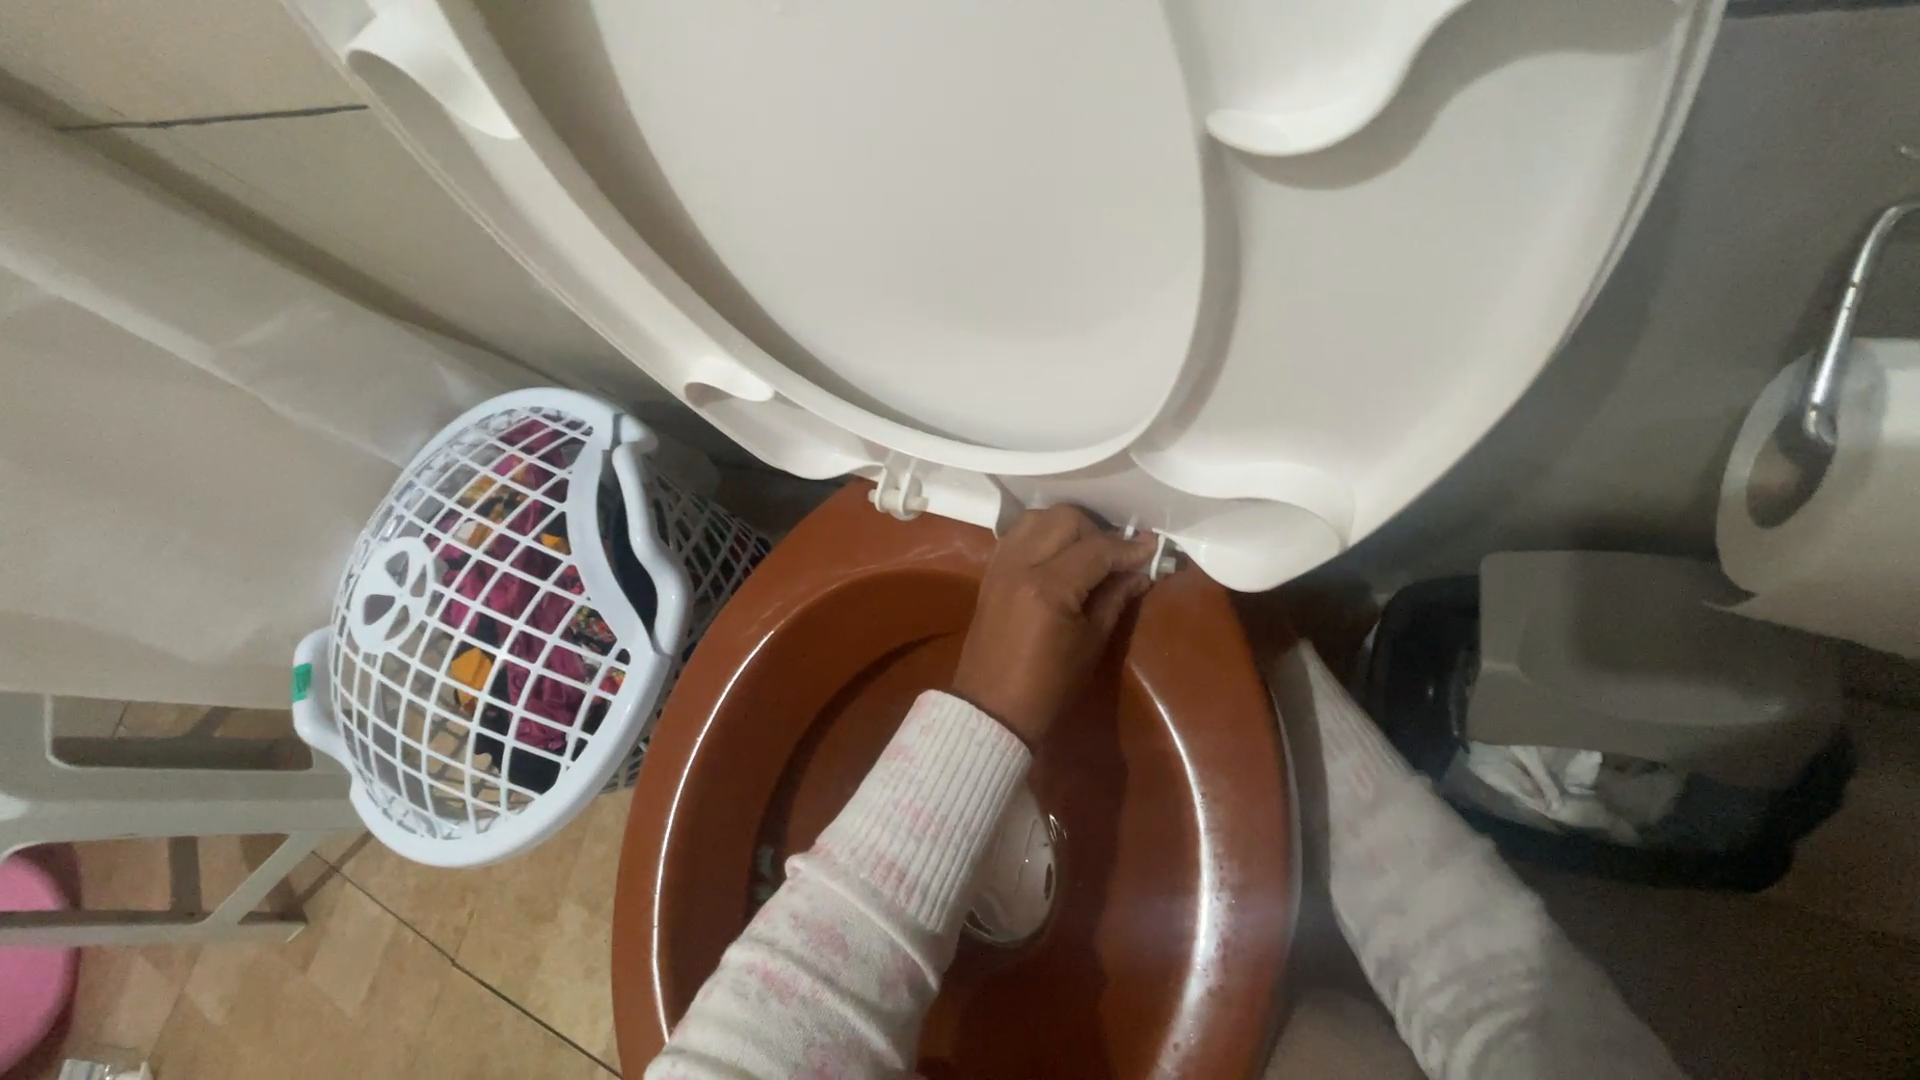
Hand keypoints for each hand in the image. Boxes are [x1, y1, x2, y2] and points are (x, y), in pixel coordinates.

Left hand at [951, 505, 1155, 746]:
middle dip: (1097, 530)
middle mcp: (1020, 565)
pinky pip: (1017, 534)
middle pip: (1064, 519)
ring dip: (1066, 526)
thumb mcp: (1092, 643)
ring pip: (1037, 518)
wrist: (993, 708)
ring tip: (1087, 551)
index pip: (1096, 549)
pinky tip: (1059, 554)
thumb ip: (1115, 597)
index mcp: (1048, 588)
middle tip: (1116, 554)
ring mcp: (1000, 566)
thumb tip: (1140, 571)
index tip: (1152, 547)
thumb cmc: (1049, 685)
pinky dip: (1041, 534)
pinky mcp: (990, 572)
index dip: (1128, 547)